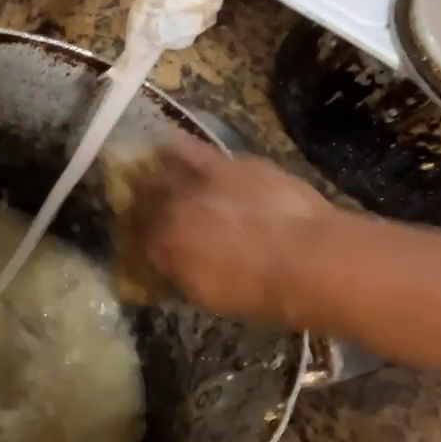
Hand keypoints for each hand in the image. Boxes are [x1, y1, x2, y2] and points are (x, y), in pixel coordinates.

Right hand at [129, 138, 342, 325]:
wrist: (309, 259)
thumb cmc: (255, 290)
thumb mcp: (202, 292)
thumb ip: (176, 270)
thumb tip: (166, 260)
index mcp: (160, 244)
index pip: (133, 234)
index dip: (131, 233)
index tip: (134, 236)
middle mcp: (170, 208)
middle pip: (141, 196)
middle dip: (137, 198)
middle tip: (140, 201)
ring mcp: (199, 181)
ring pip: (160, 167)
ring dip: (152, 168)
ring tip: (151, 167)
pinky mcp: (231, 163)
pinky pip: (193, 150)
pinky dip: (179, 149)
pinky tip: (176, 149)